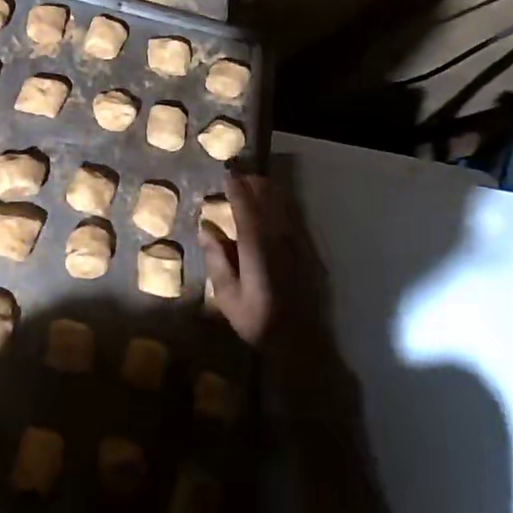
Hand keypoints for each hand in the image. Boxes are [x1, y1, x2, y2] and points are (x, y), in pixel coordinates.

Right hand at [200, 172, 318, 345]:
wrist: (299, 340)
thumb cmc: (257, 320)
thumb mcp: (226, 295)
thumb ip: (216, 258)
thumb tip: (206, 228)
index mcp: (256, 246)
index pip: (246, 206)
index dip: (236, 187)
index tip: (226, 172)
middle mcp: (278, 237)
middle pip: (267, 198)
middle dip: (252, 183)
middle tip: (237, 176)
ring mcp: (295, 242)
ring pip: (283, 204)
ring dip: (268, 190)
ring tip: (253, 185)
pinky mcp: (306, 250)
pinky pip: (292, 216)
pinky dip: (279, 204)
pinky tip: (273, 206)